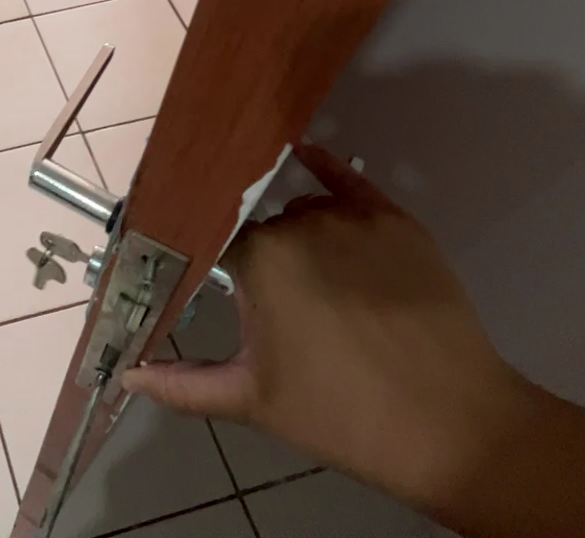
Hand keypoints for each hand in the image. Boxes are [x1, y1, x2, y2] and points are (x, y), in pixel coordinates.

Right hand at [122, 144, 534, 507]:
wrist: (459, 431)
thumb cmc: (343, 414)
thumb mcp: (253, 401)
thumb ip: (181, 385)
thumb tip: (126, 377)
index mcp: (258, 258)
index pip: (211, 236)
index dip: (202, 249)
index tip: (195, 266)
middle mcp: (298, 222)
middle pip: (258, 225)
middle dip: (255, 255)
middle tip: (265, 298)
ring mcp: (352, 218)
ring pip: (300, 211)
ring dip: (295, 234)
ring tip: (311, 281)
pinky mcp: (396, 220)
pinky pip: (347, 183)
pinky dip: (323, 168)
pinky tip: (303, 153)